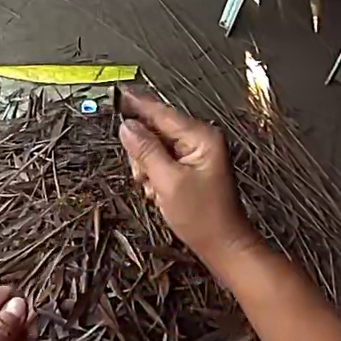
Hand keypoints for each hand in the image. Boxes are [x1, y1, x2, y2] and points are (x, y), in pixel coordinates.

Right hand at [118, 90, 259, 259]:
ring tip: (155, 190)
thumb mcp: (168, 182)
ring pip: (155, 148)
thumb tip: (126, 126)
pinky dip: (154, 176)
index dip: (137, 105)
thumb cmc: (203, 217)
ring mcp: (196, 154)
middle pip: (156, 130)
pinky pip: (162, 162)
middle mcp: (200, 140)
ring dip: (147, 168)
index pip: (162, 113)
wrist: (224, 246)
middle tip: (143, 177)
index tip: (117, 94)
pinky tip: (159, 193)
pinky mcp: (191, 168)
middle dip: (142, 153)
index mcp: (201, 137)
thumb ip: (145, 151)